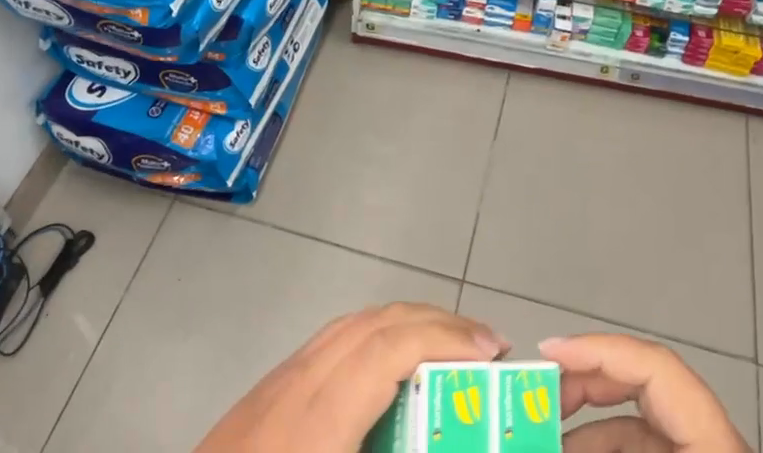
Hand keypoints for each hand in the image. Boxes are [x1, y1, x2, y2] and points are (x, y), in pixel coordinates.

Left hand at [193, 302, 506, 452]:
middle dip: (440, 322)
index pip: (391, 347)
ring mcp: (279, 380)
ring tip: (453, 346)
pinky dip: (379, 333)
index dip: (448, 339)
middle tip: (490, 347)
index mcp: (318, 418)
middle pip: (377, 323)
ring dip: (410, 322)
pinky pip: (334, 339)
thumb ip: (401, 444)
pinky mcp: (267, 389)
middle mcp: (299, 383)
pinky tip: (395, 360)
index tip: (495, 352)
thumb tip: (457, 435)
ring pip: (354, 323)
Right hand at [542, 334, 748, 452]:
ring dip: (585, 421)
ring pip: (638, 419)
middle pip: (642, 383)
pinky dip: (603, 444)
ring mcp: (701, 450)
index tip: (548, 352)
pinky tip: (569, 449)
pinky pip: (643, 445)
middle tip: (538, 393)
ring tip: (543, 433)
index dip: (598, 350)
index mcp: (714, 438)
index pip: (653, 365)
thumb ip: (596, 447)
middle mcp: (711, 436)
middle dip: (584, 382)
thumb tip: (532, 439)